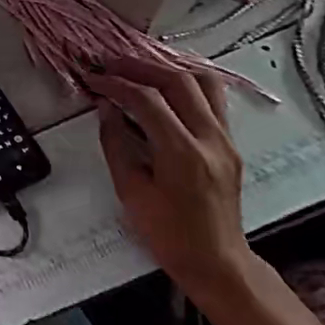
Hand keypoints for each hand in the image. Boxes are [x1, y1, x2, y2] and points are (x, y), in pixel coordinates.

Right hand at [87, 58, 263, 300]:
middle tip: (112, 65)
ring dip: (168, 69)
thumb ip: (116, 145)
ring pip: (203, 82)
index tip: (95, 79)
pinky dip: (187, 84)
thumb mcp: (130, 192)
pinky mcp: (229, 143)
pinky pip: (212, 99)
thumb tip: (107, 109)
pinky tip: (165, 88)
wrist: (215, 259)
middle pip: (178, 81)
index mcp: (183, 154)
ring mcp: (225, 139)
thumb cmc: (168, 235)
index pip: (147, 101)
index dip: (116, 85)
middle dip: (140, 67)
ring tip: (140, 69)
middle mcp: (210, 139)